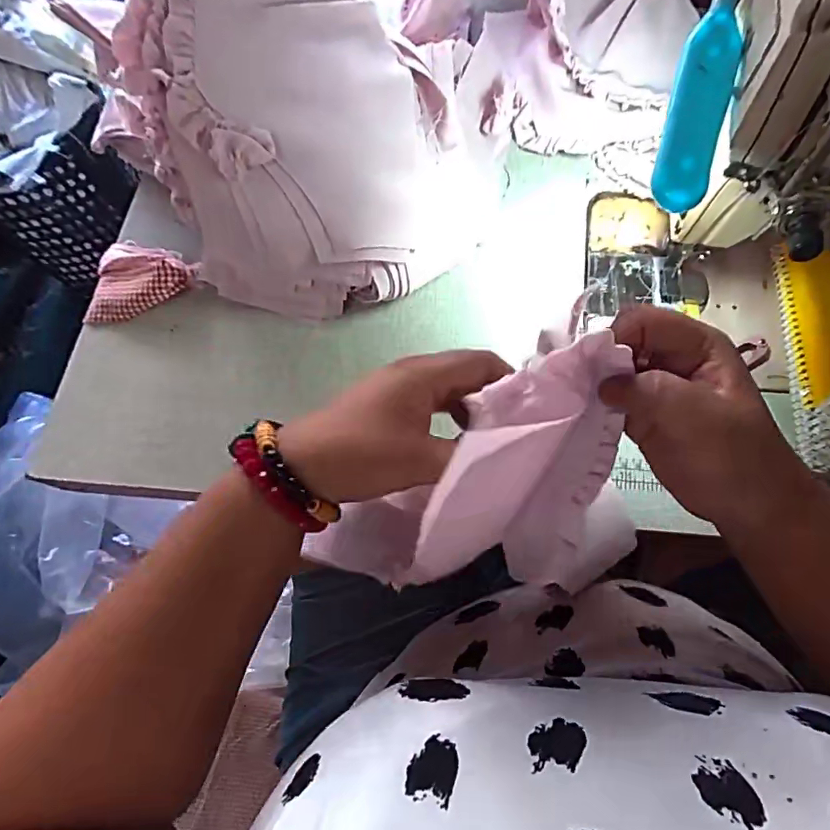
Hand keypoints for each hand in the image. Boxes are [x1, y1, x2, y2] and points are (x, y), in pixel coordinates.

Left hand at [275, 350, 512, 502]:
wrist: (299, 468)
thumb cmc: (362, 455)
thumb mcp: (421, 460)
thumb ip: (465, 456)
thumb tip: (496, 457)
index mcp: (424, 374)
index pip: (482, 361)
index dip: (511, 380)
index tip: (530, 410)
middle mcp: (412, 371)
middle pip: (467, 371)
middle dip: (495, 395)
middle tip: (515, 426)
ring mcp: (397, 386)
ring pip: (449, 386)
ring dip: (472, 406)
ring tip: (489, 436)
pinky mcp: (386, 403)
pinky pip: (431, 399)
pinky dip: (451, 413)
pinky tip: (455, 439)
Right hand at [600, 306, 818, 528]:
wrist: (748, 505)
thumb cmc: (732, 455)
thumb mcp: (691, 413)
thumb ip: (644, 389)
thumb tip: (601, 382)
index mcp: (697, 346)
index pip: (644, 322)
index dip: (616, 337)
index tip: (594, 367)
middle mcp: (675, 361)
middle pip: (625, 343)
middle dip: (601, 360)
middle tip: (579, 385)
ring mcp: (660, 390)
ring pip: (616, 373)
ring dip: (596, 384)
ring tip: (576, 400)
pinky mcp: (646, 418)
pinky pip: (615, 402)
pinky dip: (599, 406)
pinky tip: (584, 415)